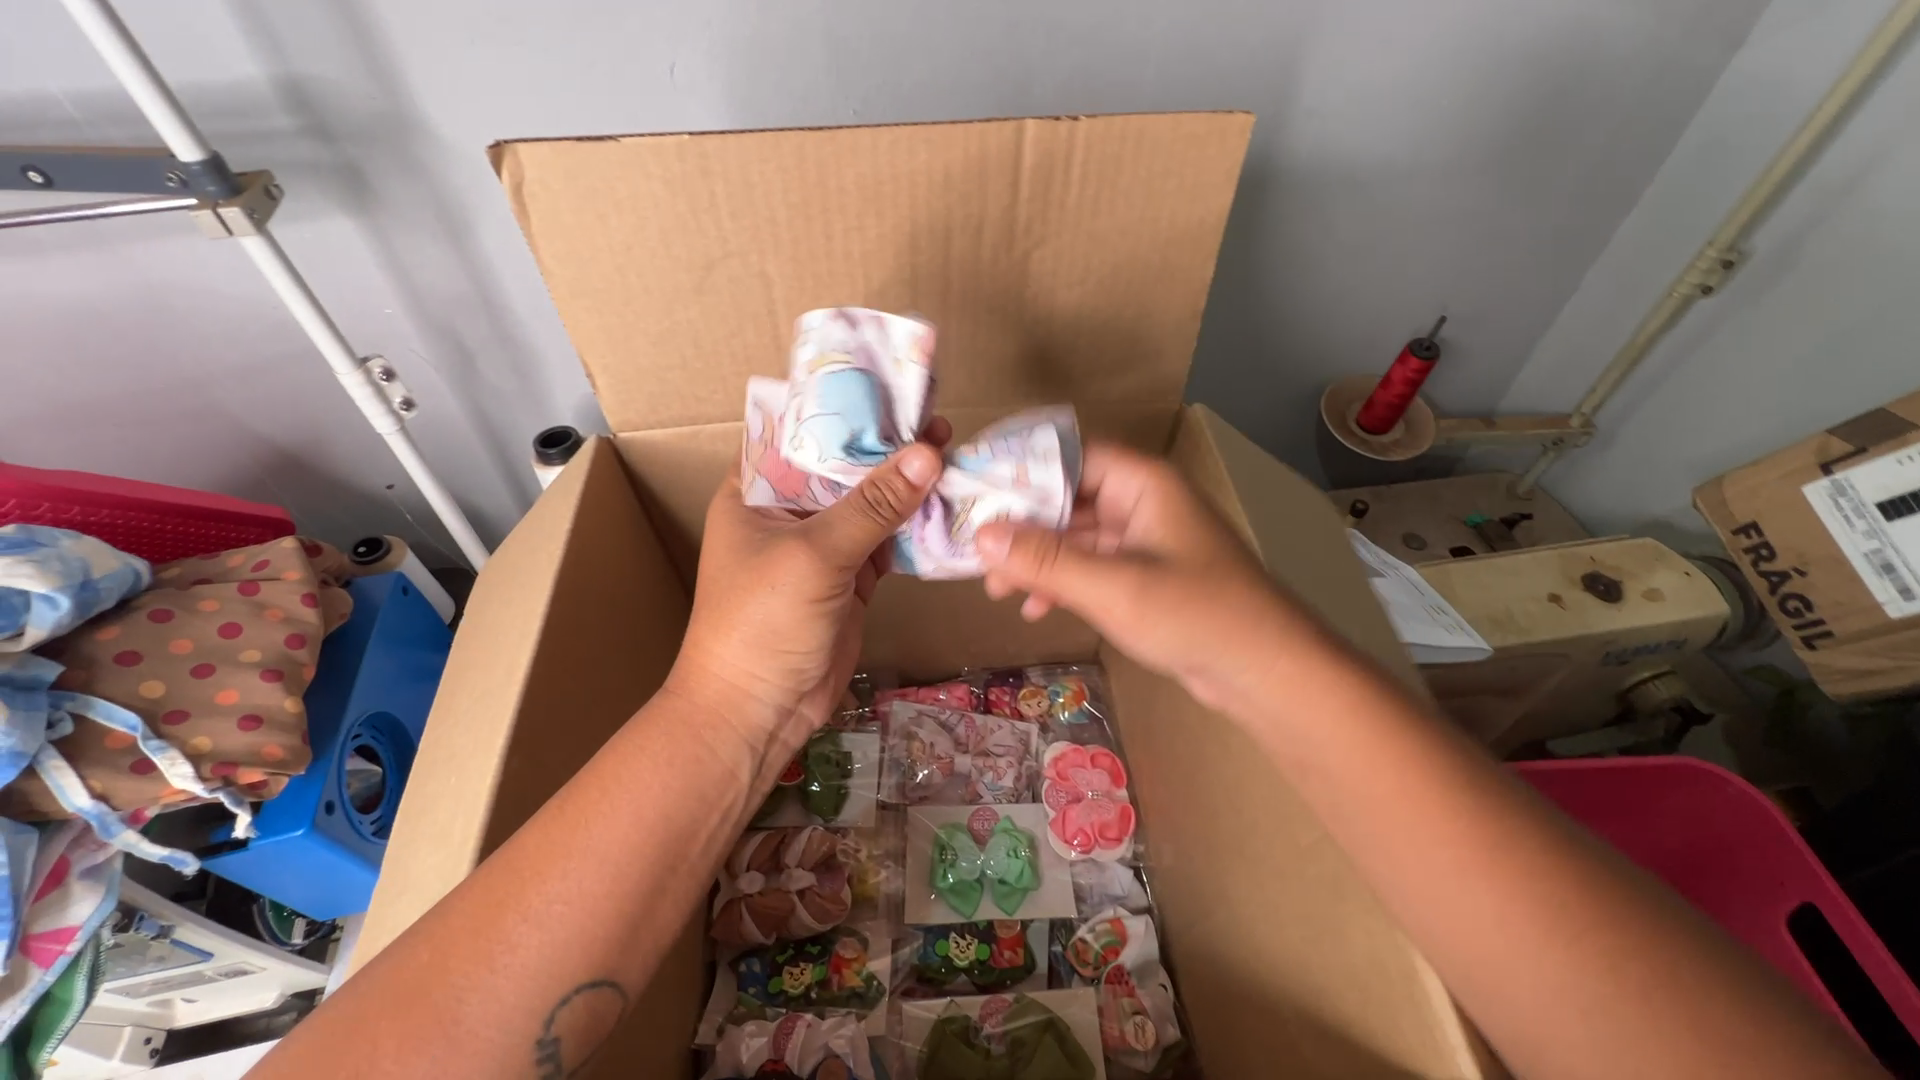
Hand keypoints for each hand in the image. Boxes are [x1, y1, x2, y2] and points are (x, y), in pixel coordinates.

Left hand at [665, 421, 949, 788]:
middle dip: (889, 449)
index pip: (803, 432)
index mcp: (757, 489)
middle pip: (845, 466)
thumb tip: (928, 453)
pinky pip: (887, 543)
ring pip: (871, 505)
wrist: (759, 712)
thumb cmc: (762, 622)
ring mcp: (822, 545)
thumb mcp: (816, 554)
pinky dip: (915, 529)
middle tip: (939, 424)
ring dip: (908, 488)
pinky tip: (948, 508)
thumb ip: (873, 505)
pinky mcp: (850, 578)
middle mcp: (788, 509)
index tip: (896, 388)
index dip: (848, 409)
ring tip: (953, 457)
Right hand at [976, 442, 1305, 711]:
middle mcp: (1141, 503)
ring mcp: (1145, 541)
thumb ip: (1044, 559)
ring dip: (1037, 559)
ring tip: (996, 587)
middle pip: (1066, 497)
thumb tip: (980, 535)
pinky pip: (1091, 568)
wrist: (1266, 671)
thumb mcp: (1111, 586)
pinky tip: (1034, 609)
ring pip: (1075, 536)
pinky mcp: (1146, 577)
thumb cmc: (1194, 614)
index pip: (1067, 455)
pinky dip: (1062, 583)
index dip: (1018, 469)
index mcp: (1142, 483)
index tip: (973, 491)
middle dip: (1021, 525)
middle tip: (976, 551)